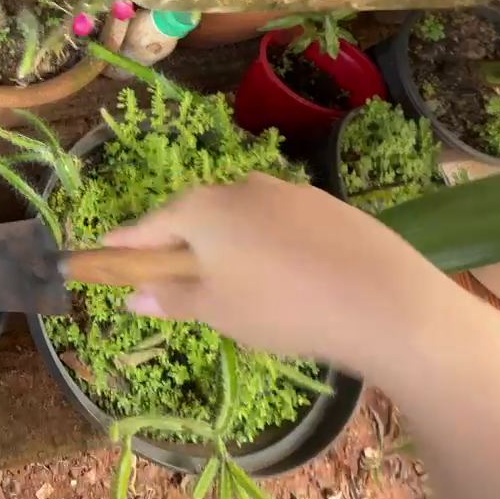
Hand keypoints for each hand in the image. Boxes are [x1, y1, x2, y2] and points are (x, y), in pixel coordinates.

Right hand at [102, 173, 473, 374]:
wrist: (394, 308)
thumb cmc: (283, 308)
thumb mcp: (215, 311)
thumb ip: (168, 298)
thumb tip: (132, 297)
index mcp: (201, 209)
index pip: (148, 226)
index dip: (126, 242)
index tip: (105, 249)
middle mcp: (239, 188)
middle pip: (194, 216)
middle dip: (180, 243)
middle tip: (177, 276)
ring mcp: (288, 192)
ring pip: (239, 216)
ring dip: (227, 241)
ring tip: (240, 281)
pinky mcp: (330, 206)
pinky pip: (281, 222)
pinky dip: (270, 242)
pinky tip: (288, 276)